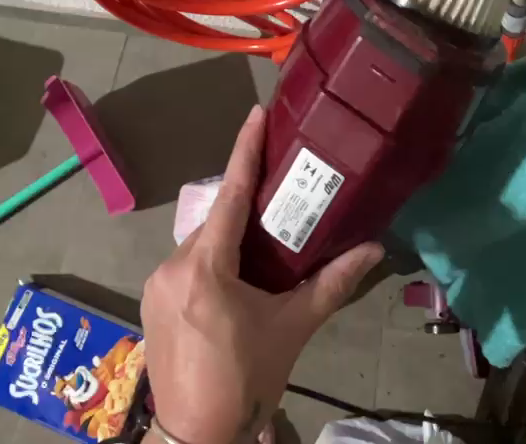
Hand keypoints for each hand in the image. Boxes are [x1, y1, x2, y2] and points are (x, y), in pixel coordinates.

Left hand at [140, 106, 383, 443]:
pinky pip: (187, 264)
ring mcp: (155, 285)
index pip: (228, 195)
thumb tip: (374, 249)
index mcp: (206, 268)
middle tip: (279, 201)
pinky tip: (234, 280)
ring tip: (262, 252)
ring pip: (201, 243)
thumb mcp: (292, 329)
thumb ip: (331, 284)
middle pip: (216, 221)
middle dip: (245, 209)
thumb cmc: (245, 379)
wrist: (195, 437)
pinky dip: (211, 261)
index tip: (256, 114)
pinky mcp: (150, 302)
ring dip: (229, 240)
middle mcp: (173, 267)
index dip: (244, 151)